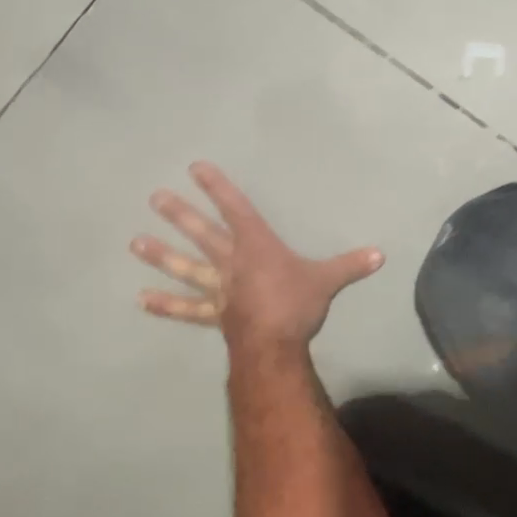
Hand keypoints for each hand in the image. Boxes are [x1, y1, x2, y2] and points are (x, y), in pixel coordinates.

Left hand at [130, 161, 384, 355]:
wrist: (272, 348)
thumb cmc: (297, 306)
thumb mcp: (328, 280)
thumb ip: (351, 265)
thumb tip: (381, 254)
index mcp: (257, 247)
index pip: (235, 209)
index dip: (217, 188)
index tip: (195, 168)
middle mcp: (232, 263)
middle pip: (203, 235)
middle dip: (180, 215)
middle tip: (155, 197)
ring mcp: (218, 290)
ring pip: (186, 268)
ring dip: (162, 256)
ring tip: (135, 241)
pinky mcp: (213, 316)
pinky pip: (186, 309)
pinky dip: (165, 305)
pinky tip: (142, 299)